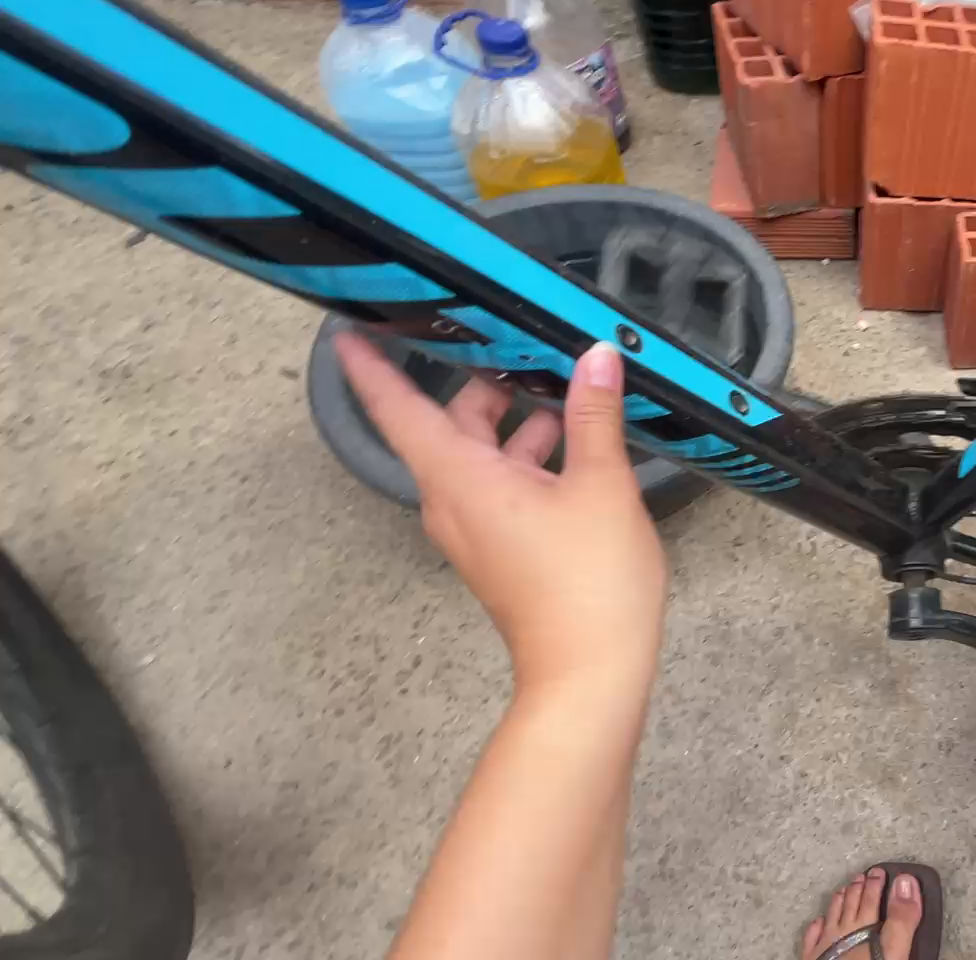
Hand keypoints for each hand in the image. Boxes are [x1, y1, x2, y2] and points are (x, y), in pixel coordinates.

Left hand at [335, 332, 668, 693]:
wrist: (592, 666)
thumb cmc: (591, 573)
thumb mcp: (602, 485)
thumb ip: (595, 415)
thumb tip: (597, 354)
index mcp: (461, 479)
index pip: (401, 410)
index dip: (374, 367)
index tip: (354, 328)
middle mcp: (455, 501)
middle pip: (451, 425)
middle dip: (484, 381)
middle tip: (521, 340)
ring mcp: (479, 528)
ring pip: (483, 455)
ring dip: (518, 421)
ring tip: (570, 389)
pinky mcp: (504, 547)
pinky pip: (502, 483)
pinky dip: (530, 455)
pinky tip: (581, 444)